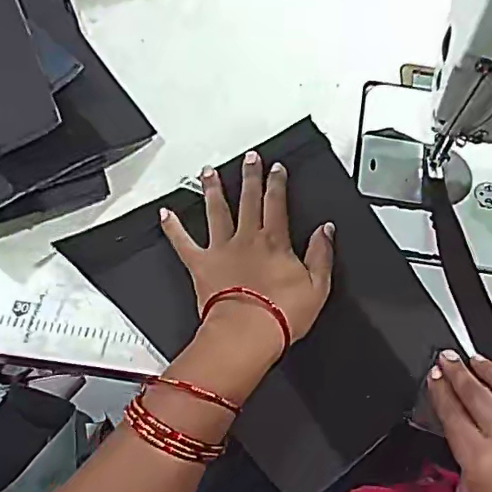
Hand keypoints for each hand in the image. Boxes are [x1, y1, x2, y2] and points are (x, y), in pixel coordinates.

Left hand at [162, 151, 334, 353]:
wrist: (247, 332)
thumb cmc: (280, 315)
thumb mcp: (318, 286)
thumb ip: (321, 254)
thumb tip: (326, 231)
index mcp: (275, 242)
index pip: (277, 202)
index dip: (277, 183)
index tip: (276, 169)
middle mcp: (246, 239)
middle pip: (248, 199)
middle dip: (249, 175)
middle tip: (249, 158)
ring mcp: (221, 250)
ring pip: (216, 211)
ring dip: (212, 190)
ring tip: (209, 173)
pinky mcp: (201, 265)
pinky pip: (183, 242)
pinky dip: (173, 227)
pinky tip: (165, 214)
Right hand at [428, 351, 491, 491]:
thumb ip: (462, 466)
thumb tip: (458, 441)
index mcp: (481, 461)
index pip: (454, 413)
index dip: (440, 391)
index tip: (432, 377)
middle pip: (478, 393)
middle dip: (458, 372)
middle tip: (446, 358)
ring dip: (489, 370)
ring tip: (474, 360)